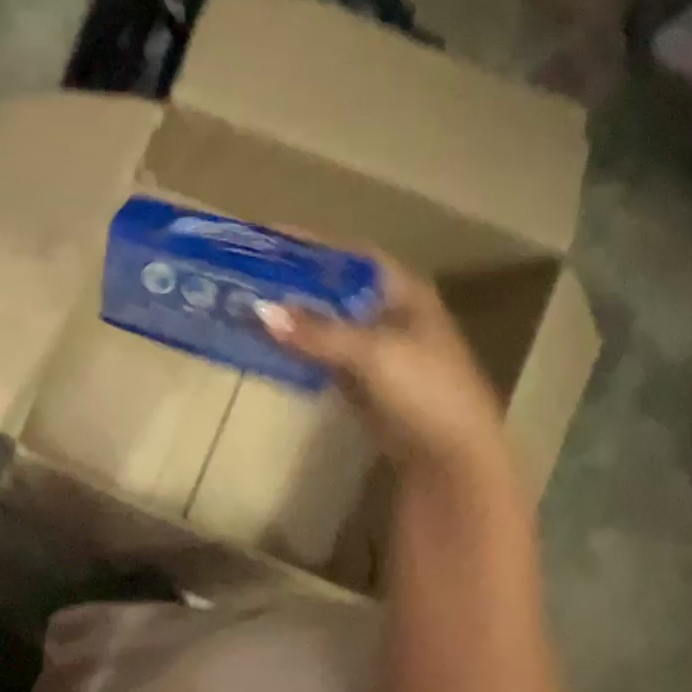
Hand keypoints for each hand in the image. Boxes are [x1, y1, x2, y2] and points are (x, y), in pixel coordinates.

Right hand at [259, 258, 509, 474]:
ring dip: (287, 315)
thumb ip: (317, 331)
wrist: (450, 454)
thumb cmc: (426, 391)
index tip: (265, 237)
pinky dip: (291, 346)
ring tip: (241, 303)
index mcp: (401, 293)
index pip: (349, 256)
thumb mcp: (373, 354)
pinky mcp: (357, 379)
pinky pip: (317, 353)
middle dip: (290, 280)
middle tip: (242, 272)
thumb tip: (260, 310)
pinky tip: (261, 342)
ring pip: (321, 322)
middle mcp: (386, 313)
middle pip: (331, 287)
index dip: (310, 244)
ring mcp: (371, 348)